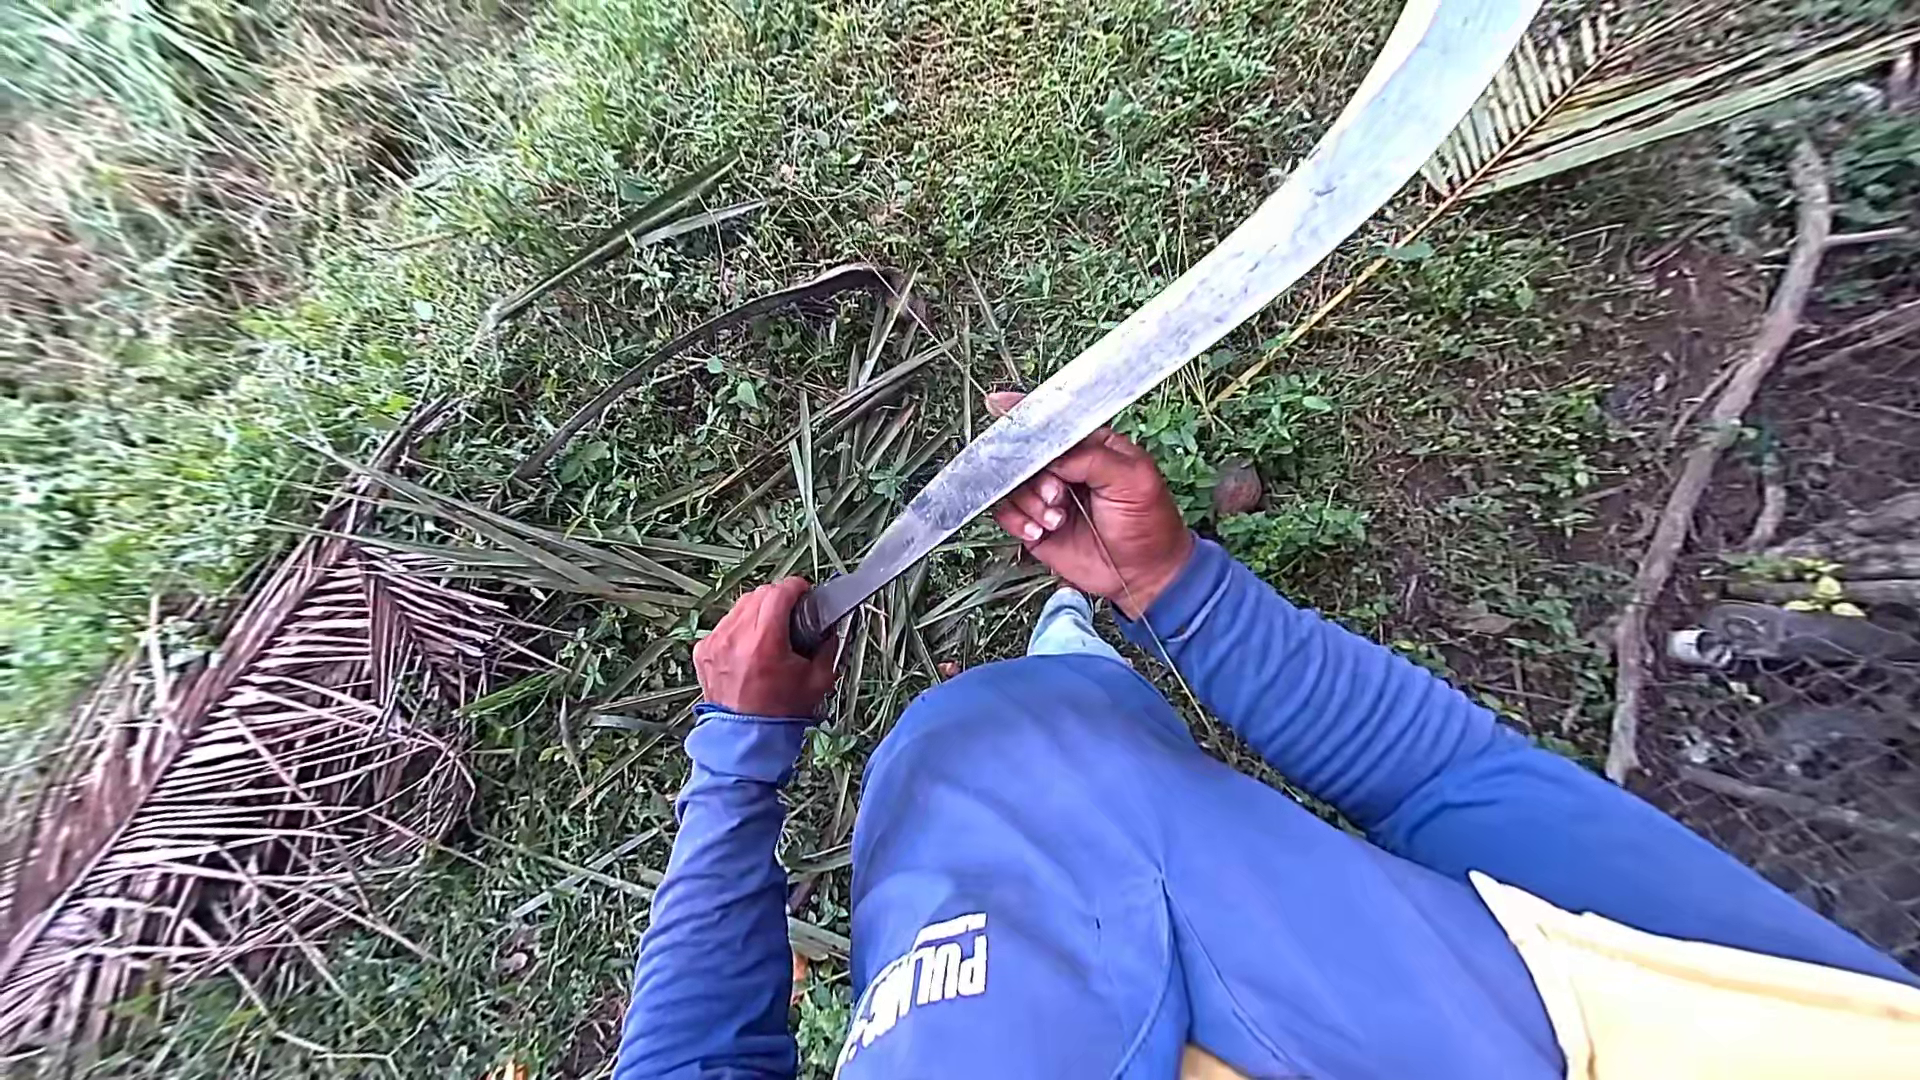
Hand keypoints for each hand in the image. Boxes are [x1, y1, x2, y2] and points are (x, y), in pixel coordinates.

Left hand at [694, 577, 838, 716]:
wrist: (747, 738)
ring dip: (759, 608)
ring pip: (740, 604)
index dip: (796, 586)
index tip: (805, 590)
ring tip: (771, 624)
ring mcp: (715, 642)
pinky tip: (751, 641)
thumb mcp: (819, 679)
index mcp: (765, 641)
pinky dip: (740, 625)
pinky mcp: (704, 650)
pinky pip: (725, 623)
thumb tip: (831, 626)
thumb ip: (829, 647)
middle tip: (792, 609)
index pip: (779, 592)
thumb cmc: (782, 711)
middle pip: (759, 593)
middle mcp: (736, 637)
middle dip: (779, 596)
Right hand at [985, 392, 1193, 618]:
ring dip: (1029, 502)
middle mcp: (1063, 469)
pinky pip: (1006, 513)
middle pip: (1023, 455)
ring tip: (1056, 519)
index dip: (1025, 416)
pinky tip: (1038, 531)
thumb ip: (1091, 458)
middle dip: (1033, 475)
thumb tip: (1049, 456)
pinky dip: (1017, 521)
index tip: (1000, 406)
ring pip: (1011, 485)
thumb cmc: (1148, 524)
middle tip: (1055, 494)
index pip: (1052, 424)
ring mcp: (1046, 497)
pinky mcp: (1034, 524)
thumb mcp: (1132, 479)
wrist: (1143, 575)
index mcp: (1089, 447)